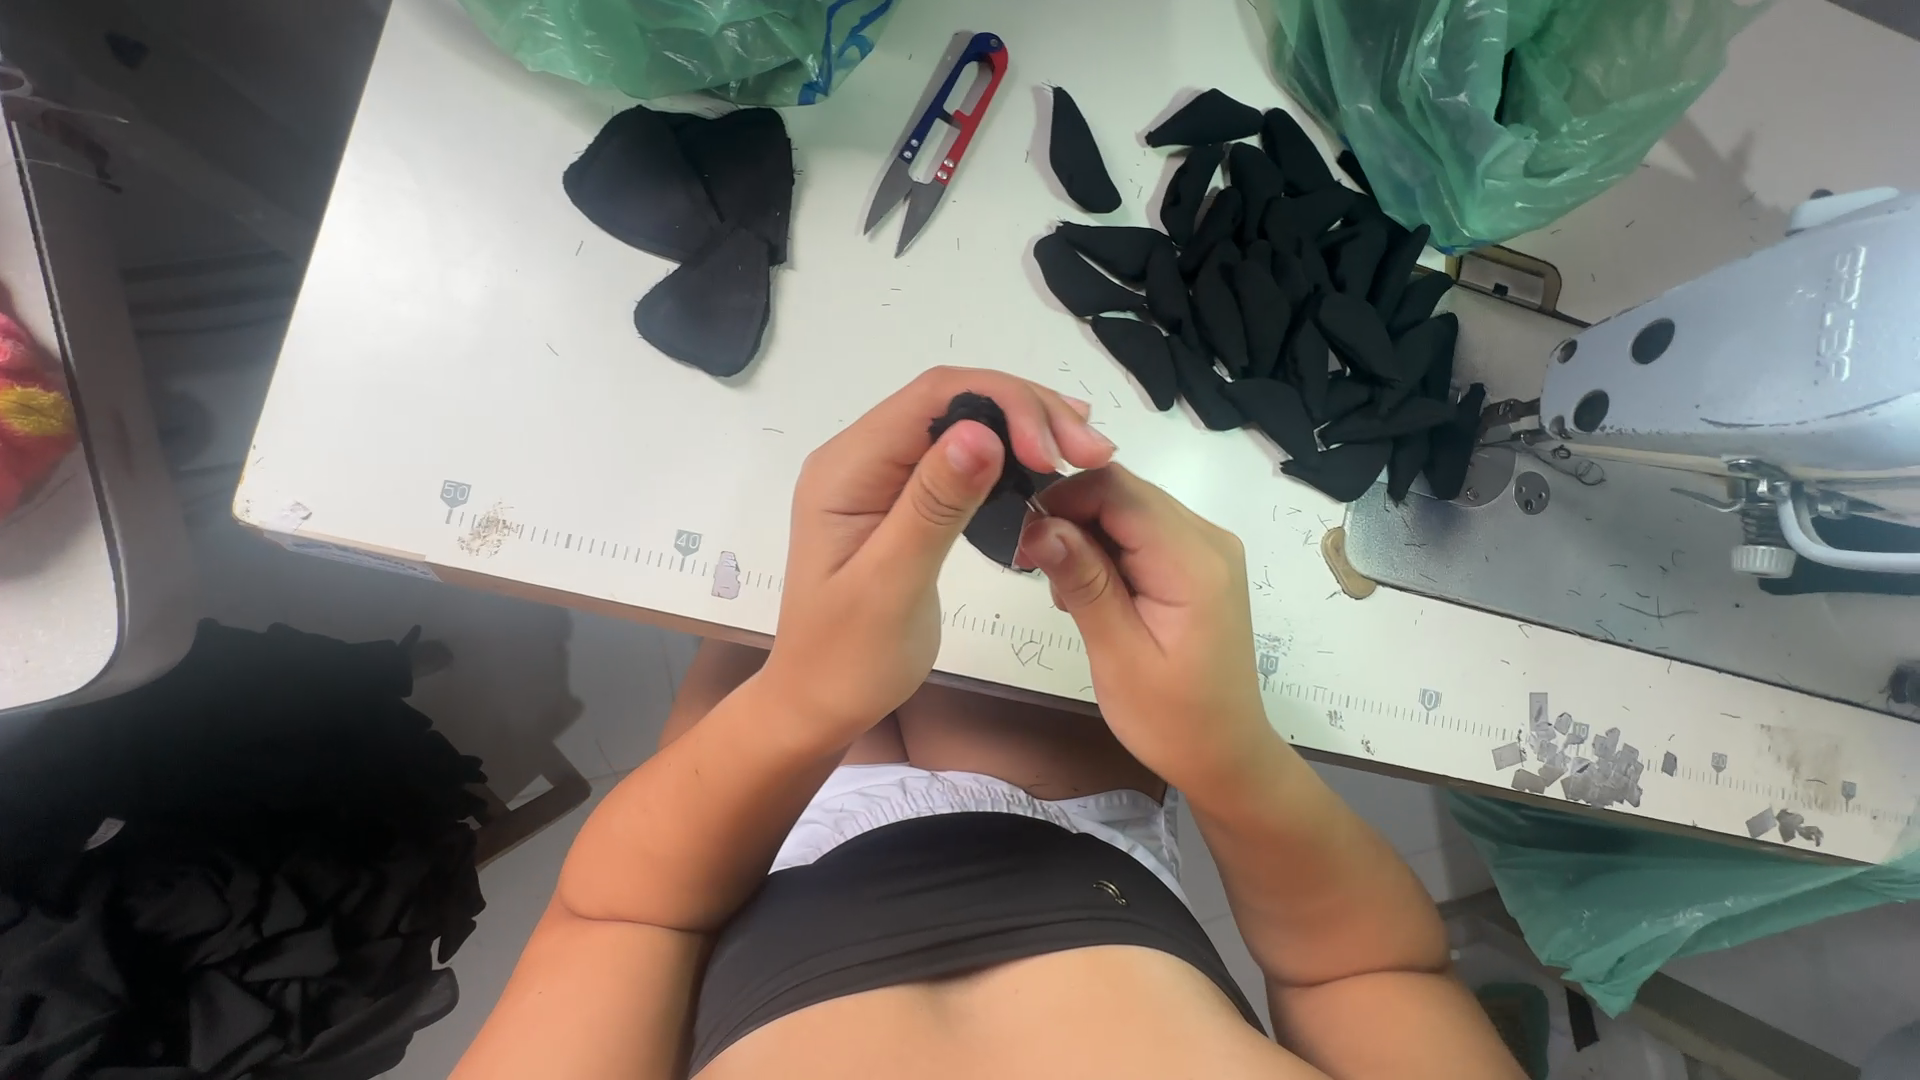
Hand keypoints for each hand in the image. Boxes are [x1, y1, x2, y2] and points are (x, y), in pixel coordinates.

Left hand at [762, 367, 1114, 742]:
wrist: (820, 700)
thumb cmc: (849, 658)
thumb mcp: (891, 585)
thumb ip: (933, 507)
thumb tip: (981, 433)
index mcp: (846, 469)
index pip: (932, 398)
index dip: (1005, 406)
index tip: (1059, 453)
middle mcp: (860, 458)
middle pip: (951, 401)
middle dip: (1026, 412)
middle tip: (1093, 451)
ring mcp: (882, 477)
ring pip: (961, 424)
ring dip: (1024, 428)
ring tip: (1084, 450)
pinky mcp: (903, 500)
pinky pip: (958, 459)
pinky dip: (1007, 456)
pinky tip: (1046, 464)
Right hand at [1013, 465, 1272, 791]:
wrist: (1223, 753)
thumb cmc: (1169, 717)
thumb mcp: (1117, 653)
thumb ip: (1083, 581)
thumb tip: (1038, 525)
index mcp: (1193, 561)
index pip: (1116, 490)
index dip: (1063, 501)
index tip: (1027, 546)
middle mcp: (1208, 538)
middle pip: (1123, 492)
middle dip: (1070, 518)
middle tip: (1038, 572)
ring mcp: (1207, 547)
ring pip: (1128, 508)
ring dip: (1086, 536)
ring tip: (1069, 594)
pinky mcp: (1199, 561)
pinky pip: (1142, 531)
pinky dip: (1108, 549)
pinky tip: (1096, 592)